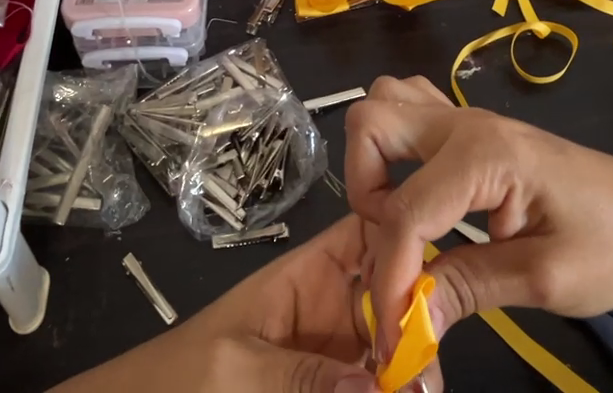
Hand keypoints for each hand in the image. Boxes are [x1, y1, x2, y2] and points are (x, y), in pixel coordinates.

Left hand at [51, 214, 394, 392]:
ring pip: (394, 348)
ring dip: (413, 367)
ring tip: (420, 390)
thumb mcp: (234, 370)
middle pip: (396, 298)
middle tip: (426, 373)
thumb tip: (378, 385)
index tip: (431, 291)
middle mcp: (334, 308)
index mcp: (308, 274)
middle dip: (420, 325)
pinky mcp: (334, 385)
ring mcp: (337, 354)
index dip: (406, 247)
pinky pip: (372, 382)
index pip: (369, 236)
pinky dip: (393, 386)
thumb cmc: (181, 377)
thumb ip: (301, 375)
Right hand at [344, 75, 612, 362]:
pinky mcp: (475, 126)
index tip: (393, 329)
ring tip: (403, 212)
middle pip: (371, 122)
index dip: (390, 273)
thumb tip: (406, 320)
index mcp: (486, 156)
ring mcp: (468, 118)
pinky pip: (414, 105)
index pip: (407, 211)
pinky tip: (419, 181)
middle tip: (394, 242)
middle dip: (365, 189)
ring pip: (387, 103)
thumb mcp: (544, 280)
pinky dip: (397, 141)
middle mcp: (466, 123)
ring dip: (375, 158)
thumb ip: (466, 288)